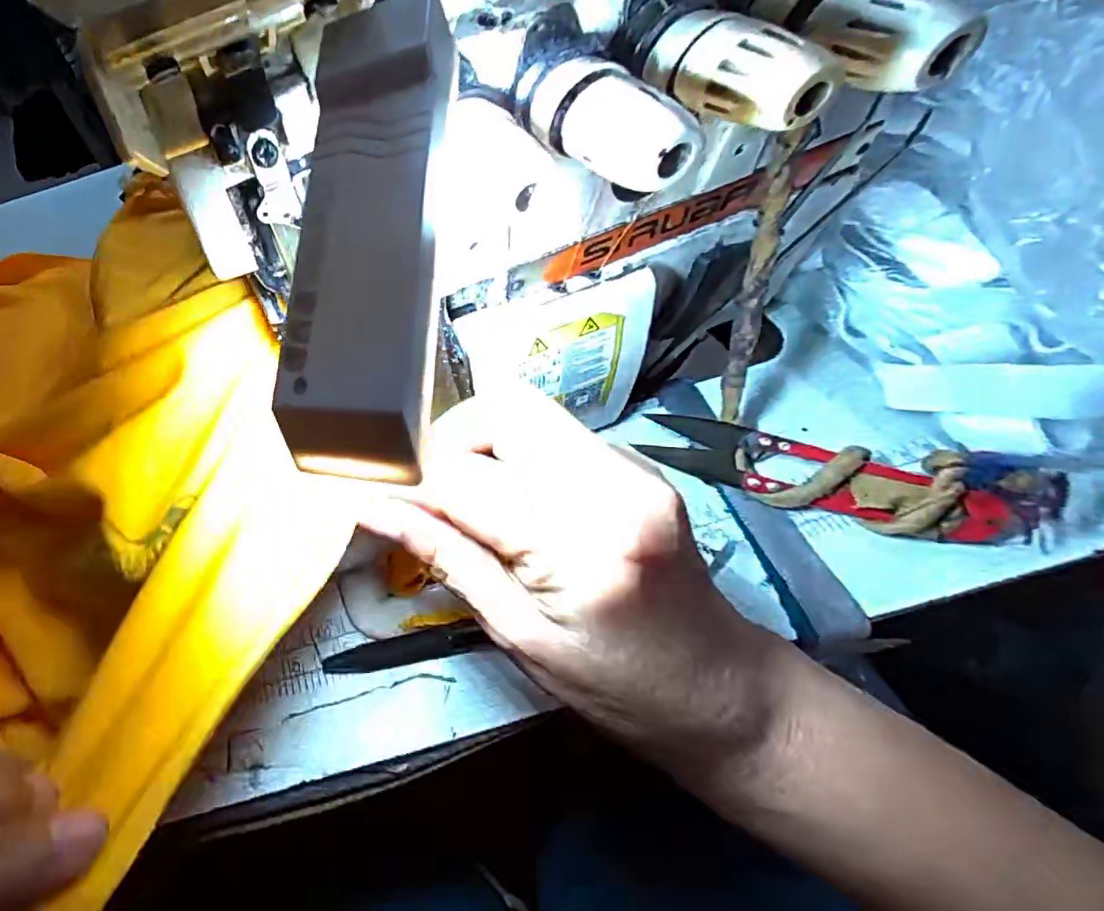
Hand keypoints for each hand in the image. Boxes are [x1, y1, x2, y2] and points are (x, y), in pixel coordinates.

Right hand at [357, 380, 786, 773]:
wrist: (730, 695)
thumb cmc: (618, 687)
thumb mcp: (517, 634)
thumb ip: (445, 557)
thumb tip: (373, 511)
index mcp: (582, 544)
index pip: (462, 477)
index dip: (411, 484)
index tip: (381, 499)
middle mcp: (613, 485)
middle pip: (496, 410)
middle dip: (444, 441)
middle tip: (427, 493)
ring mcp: (631, 466)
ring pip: (519, 408)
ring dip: (474, 443)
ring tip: (465, 497)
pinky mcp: (633, 462)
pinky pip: (546, 429)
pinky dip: (507, 451)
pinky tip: (508, 497)